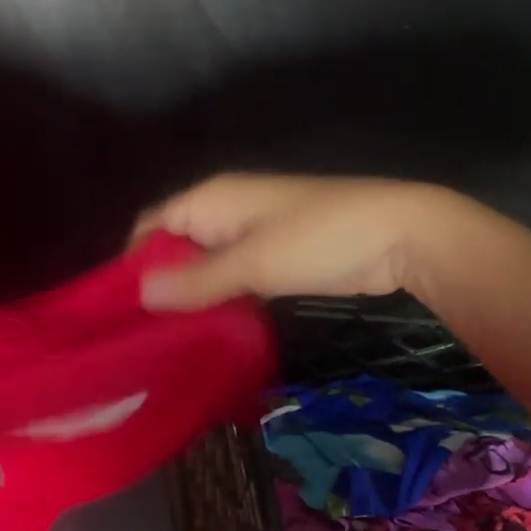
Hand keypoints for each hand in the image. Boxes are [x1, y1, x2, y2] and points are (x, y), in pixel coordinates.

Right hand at [128, 174, 473, 309]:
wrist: (407, 234)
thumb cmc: (320, 239)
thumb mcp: (252, 262)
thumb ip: (194, 280)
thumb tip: (139, 296)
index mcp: (208, 198)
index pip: (149, 226)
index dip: (132, 262)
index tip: (122, 306)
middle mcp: (221, 209)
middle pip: (171, 244)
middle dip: (159, 280)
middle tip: (146, 327)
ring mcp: (249, 230)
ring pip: (201, 261)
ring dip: (190, 291)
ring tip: (172, 331)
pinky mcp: (273, 251)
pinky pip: (229, 271)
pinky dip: (218, 293)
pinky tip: (211, 323)